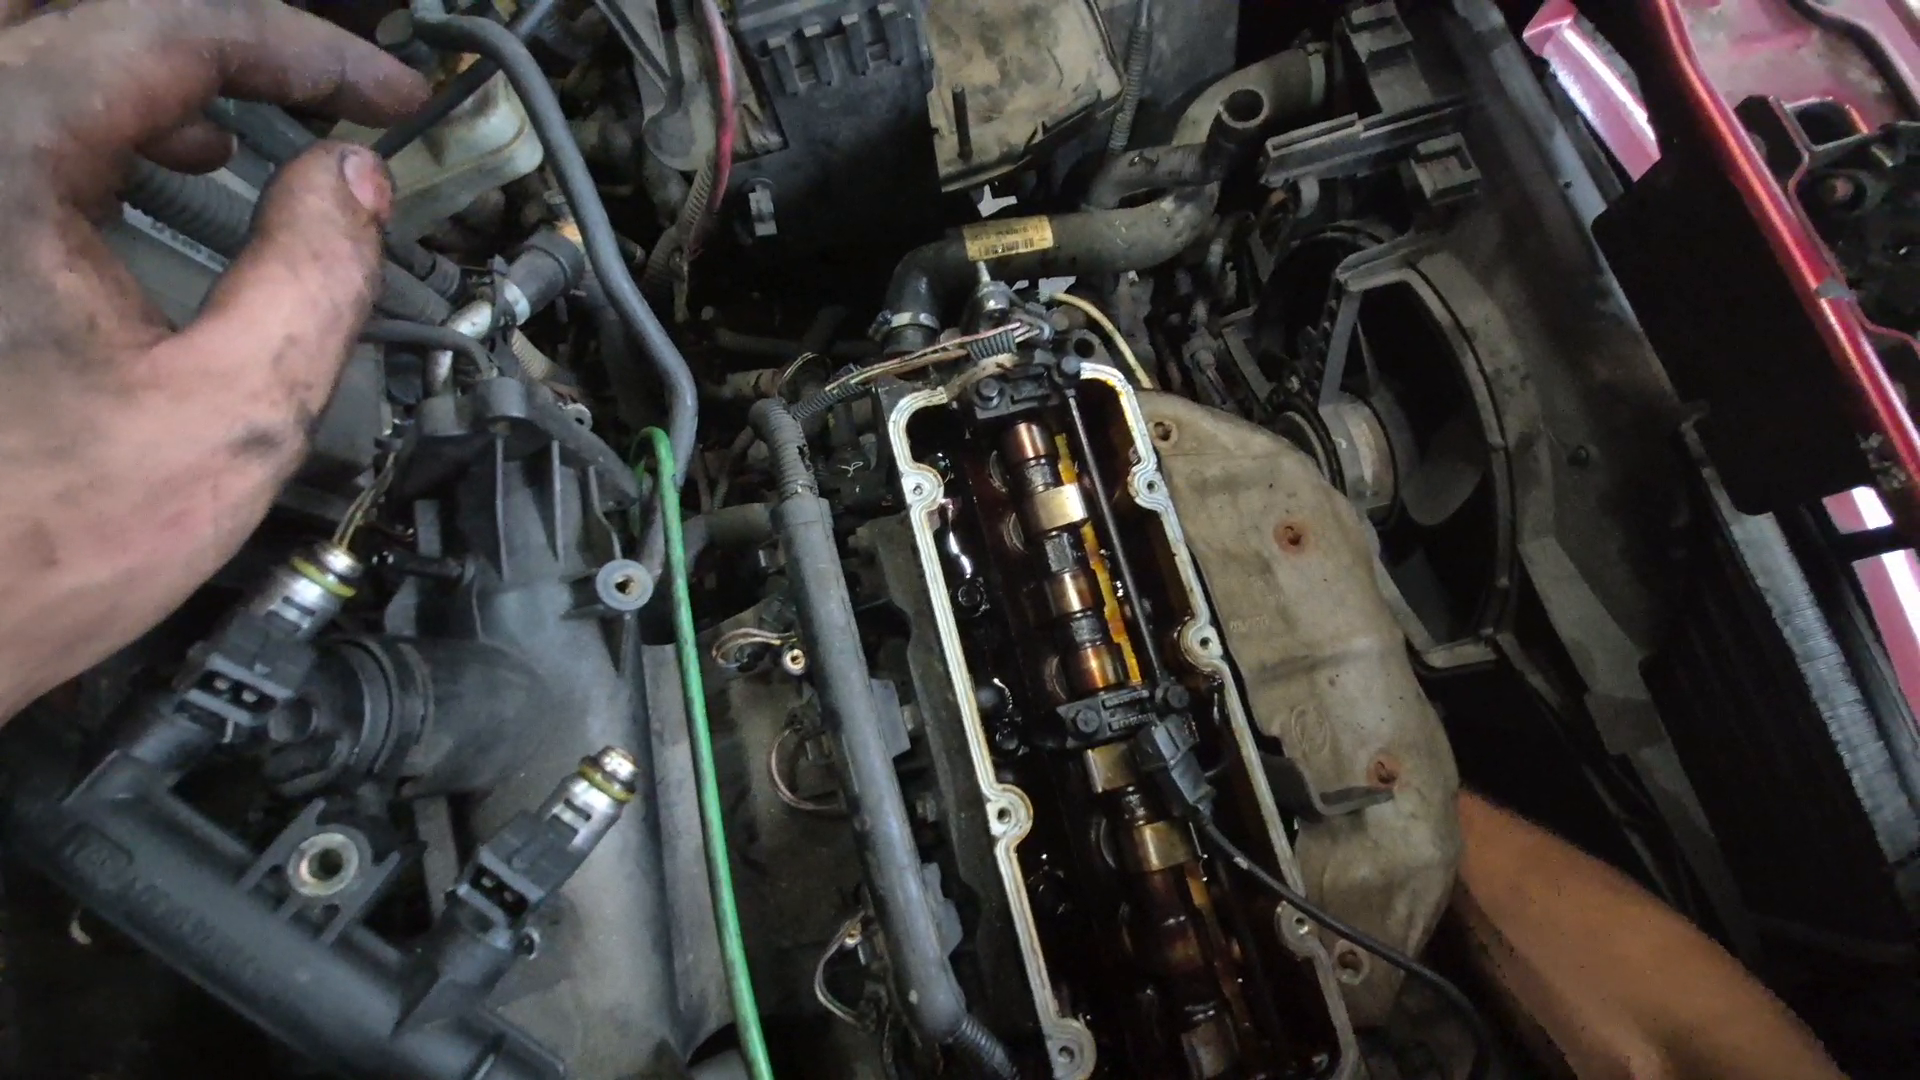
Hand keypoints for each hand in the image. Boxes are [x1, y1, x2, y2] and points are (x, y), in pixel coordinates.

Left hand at [0, 0, 427, 719]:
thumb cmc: (39, 538)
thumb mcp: (237, 408)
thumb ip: (314, 277)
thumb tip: (354, 183)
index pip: (161, 36)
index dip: (303, 53)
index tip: (391, 92)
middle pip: (78, 14)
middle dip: (226, 40)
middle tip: (329, 85)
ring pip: (31, 45)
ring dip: (159, 65)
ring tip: (259, 124)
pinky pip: (2, 103)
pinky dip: (97, 105)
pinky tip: (164, 156)